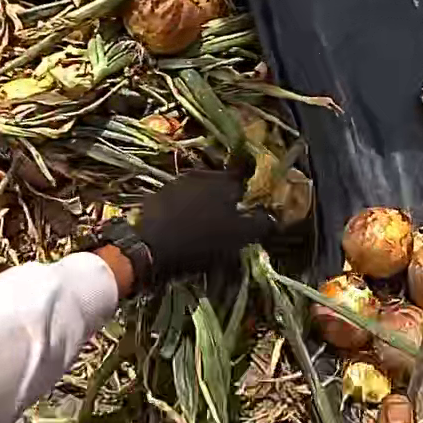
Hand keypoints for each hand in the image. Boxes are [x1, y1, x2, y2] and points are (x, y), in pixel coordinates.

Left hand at [129, 170, 274, 280]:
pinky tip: (185, 230)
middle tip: (230, 226)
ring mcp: (177, 184)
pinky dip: (186, 214)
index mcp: (224, 181)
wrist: (147, 247)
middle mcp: (202, 175)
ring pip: (201, 194)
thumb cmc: (199, 241)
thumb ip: (260, 224)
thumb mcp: (238, 236)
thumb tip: (275, 217)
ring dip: (206, 208)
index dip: (250, 201)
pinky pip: (181, 203)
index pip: (246, 184)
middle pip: (223, 188)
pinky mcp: (158, 197)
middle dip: (228, 203)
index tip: (251, 217)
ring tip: (207, 230)